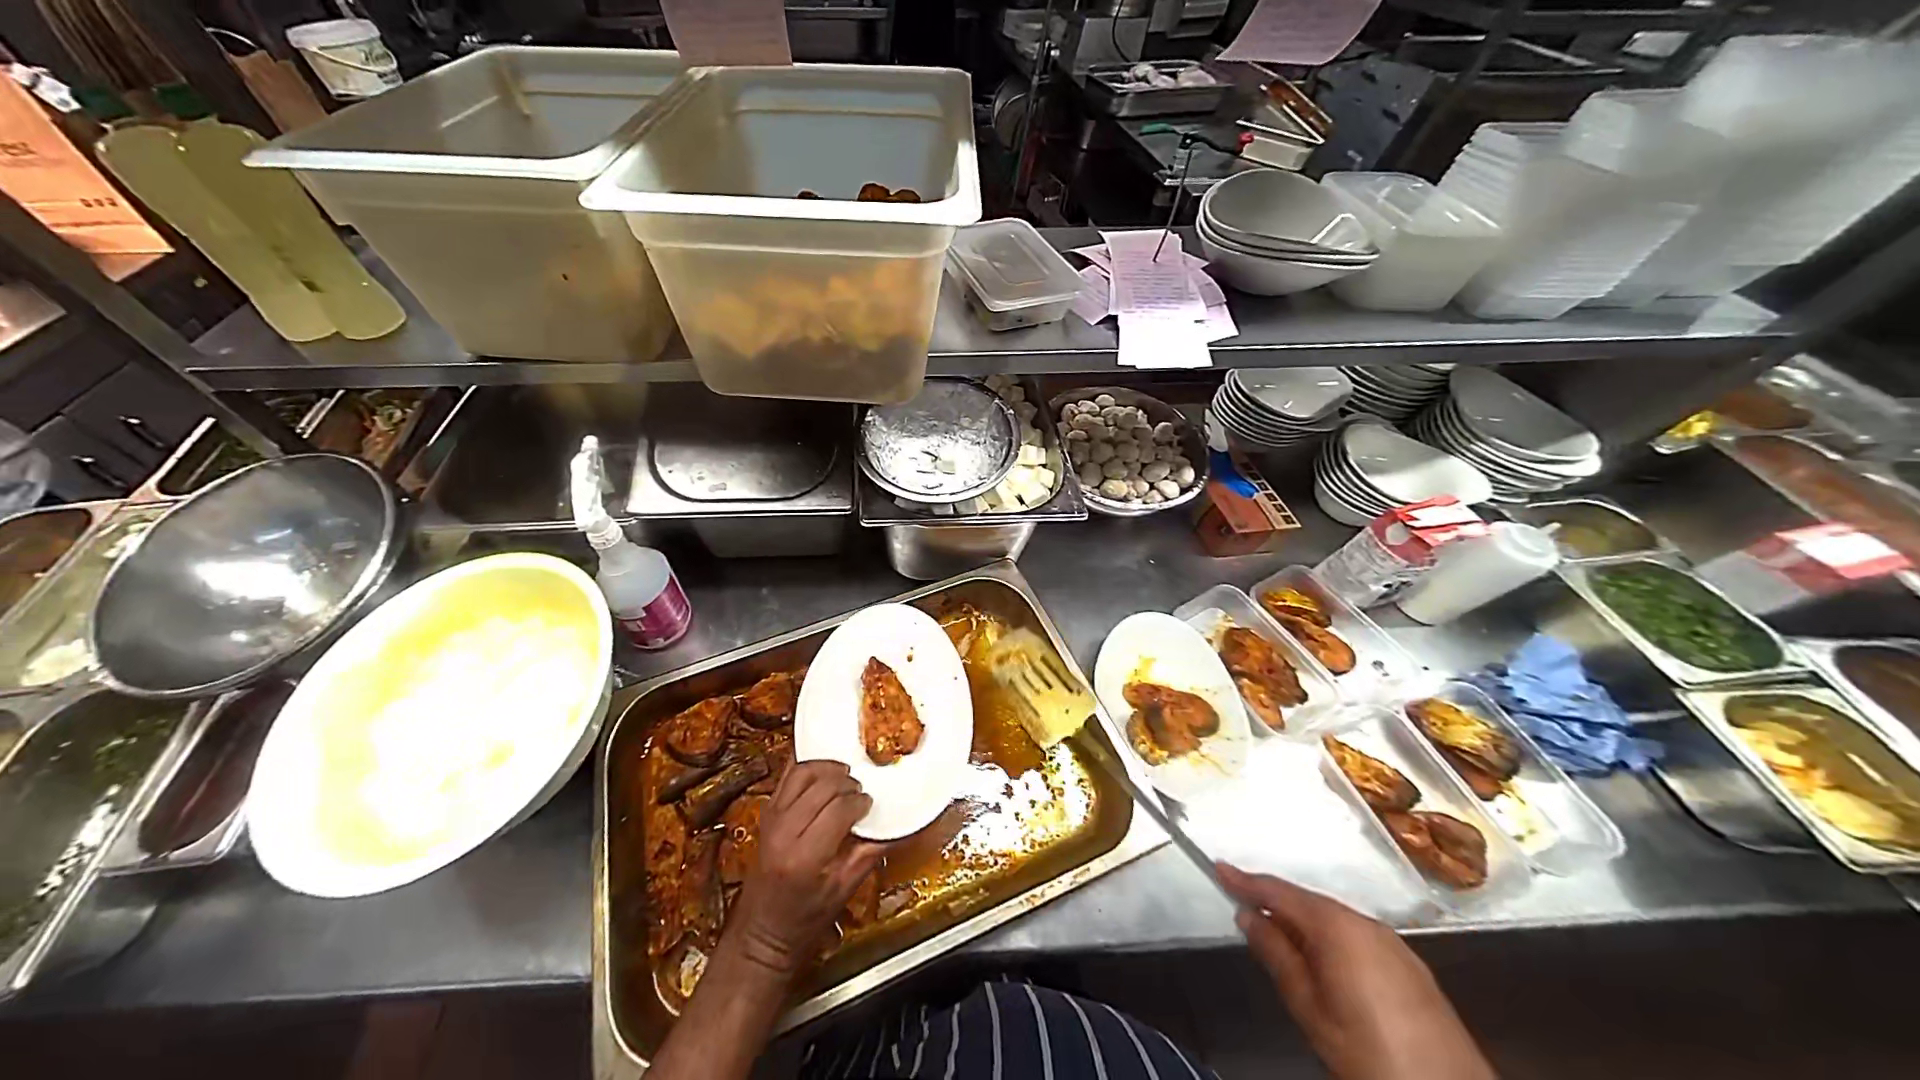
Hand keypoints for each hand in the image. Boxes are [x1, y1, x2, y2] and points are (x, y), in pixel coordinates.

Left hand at [724, 761, 883, 978]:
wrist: (762, 933)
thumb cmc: (802, 920)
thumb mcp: (844, 891)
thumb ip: (870, 854)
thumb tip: (898, 828)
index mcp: (804, 857)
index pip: (838, 810)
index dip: (859, 802)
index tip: (870, 805)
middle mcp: (783, 832)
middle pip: (822, 787)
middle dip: (847, 784)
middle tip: (861, 793)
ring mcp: (770, 820)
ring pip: (802, 773)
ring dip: (827, 769)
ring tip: (844, 777)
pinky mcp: (765, 813)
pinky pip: (786, 777)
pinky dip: (806, 768)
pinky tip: (822, 774)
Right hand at [1217, 863, 1495, 1079]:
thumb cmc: (1369, 1054)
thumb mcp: (1310, 1009)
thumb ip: (1277, 956)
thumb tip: (1249, 917)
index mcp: (1337, 928)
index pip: (1280, 892)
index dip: (1245, 881)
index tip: (1218, 868)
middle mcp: (1365, 923)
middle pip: (1308, 902)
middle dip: (1273, 902)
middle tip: (1240, 907)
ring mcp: (1392, 942)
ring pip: (1333, 918)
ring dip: (1300, 921)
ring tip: (1274, 937)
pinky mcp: (1409, 964)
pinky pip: (1355, 934)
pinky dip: (1328, 936)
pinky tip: (1319, 959)